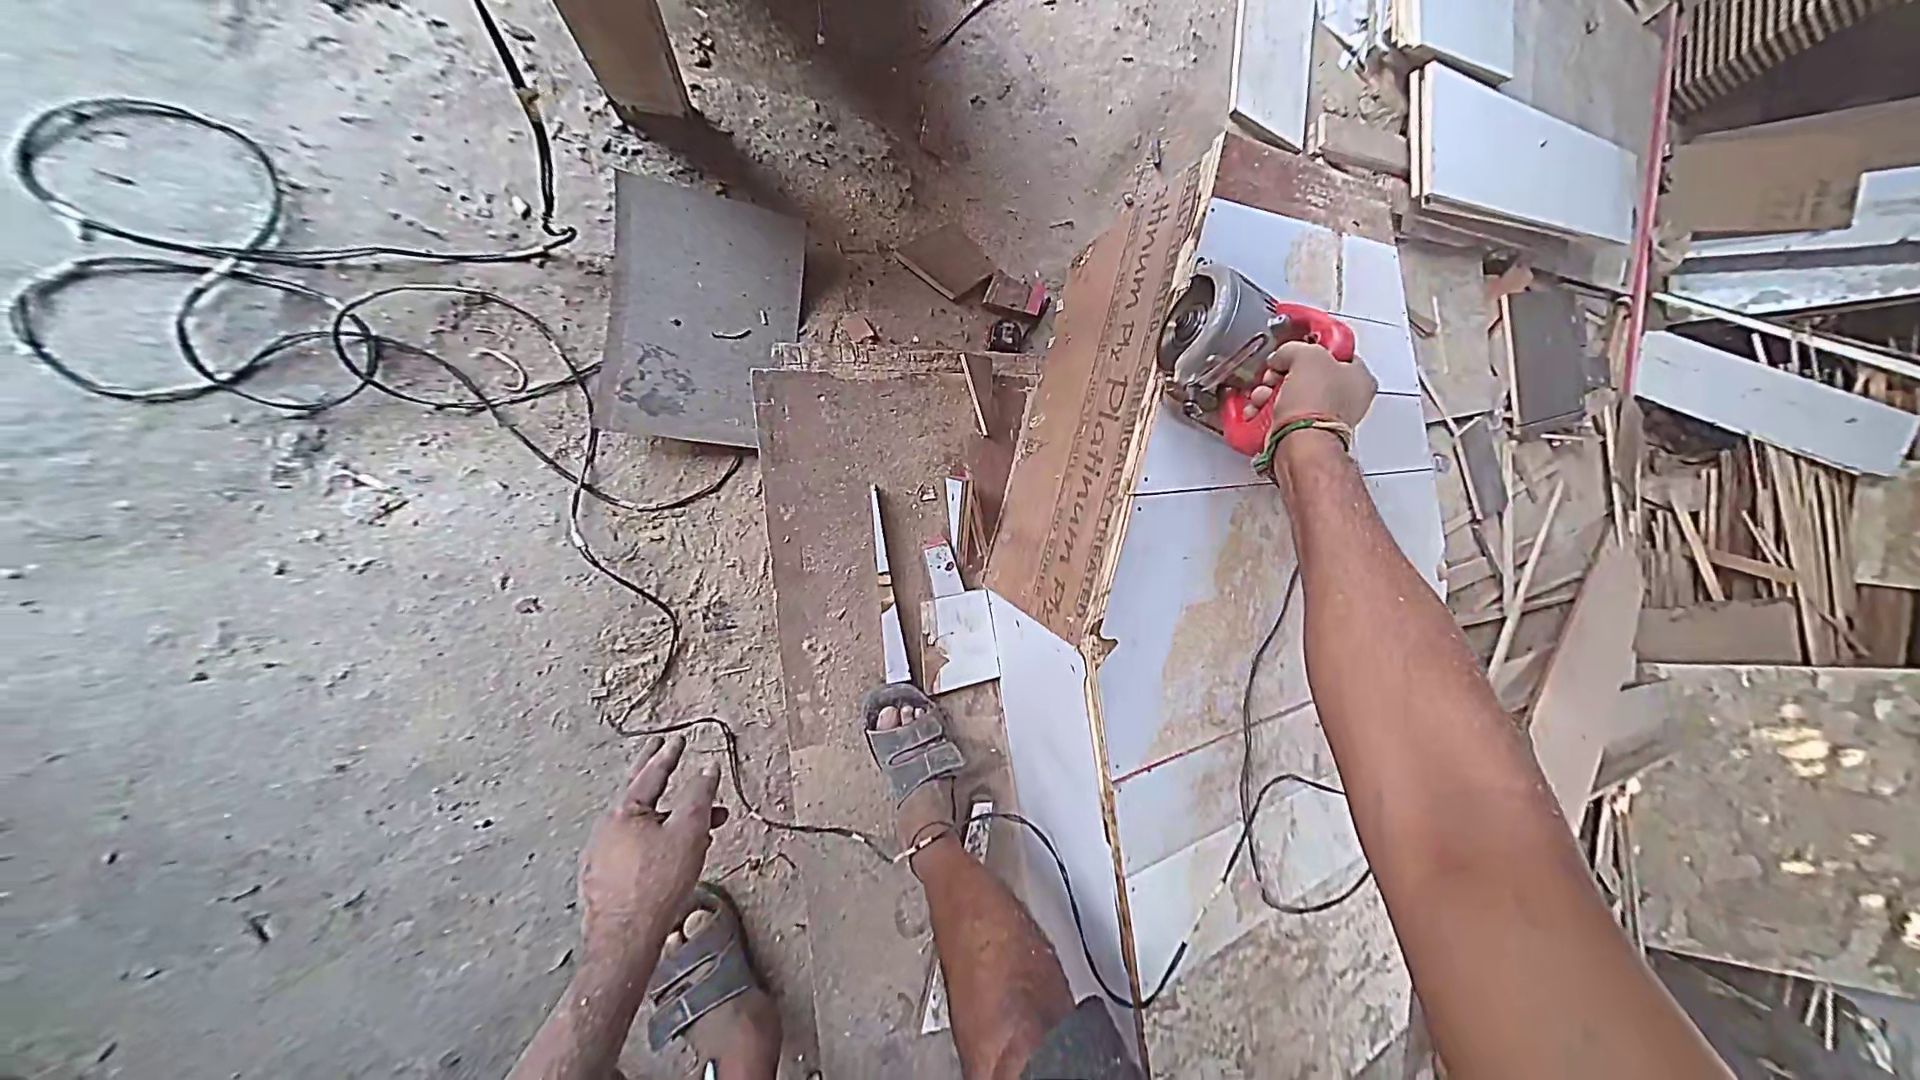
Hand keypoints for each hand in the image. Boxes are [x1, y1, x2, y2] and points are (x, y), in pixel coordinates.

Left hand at [578, 735, 725, 963]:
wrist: (625, 941)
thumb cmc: (658, 883)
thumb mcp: (690, 830)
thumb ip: (700, 795)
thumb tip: (708, 769)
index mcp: (623, 812)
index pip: (651, 774)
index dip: (669, 755)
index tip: (678, 740)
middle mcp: (606, 830)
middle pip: (637, 793)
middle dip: (655, 773)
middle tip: (659, 750)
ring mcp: (601, 856)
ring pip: (641, 823)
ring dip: (669, 815)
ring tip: (699, 820)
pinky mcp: (604, 879)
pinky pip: (634, 845)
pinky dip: (657, 837)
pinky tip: (676, 851)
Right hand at [1241, 340, 1376, 429]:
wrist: (1299, 445)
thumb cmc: (1314, 405)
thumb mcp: (1307, 355)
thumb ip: (1294, 348)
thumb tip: (1280, 358)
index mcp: (1359, 378)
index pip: (1334, 353)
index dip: (1308, 348)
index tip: (1292, 350)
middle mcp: (1343, 399)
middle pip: (1304, 375)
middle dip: (1279, 375)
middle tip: (1272, 377)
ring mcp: (1320, 419)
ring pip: (1287, 396)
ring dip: (1267, 394)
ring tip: (1260, 397)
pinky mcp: (1299, 434)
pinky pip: (1277, 416)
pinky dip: (1262, 413)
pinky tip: (1256, 412)